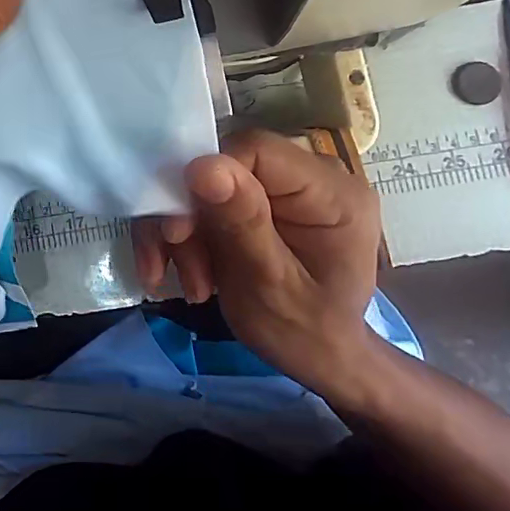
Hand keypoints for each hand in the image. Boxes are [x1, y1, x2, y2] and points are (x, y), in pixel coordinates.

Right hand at [132, 129, 384, 394]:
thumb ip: (243, 225)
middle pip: (226, 165)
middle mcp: (313, 174)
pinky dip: (191, 237)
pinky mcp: (264, 198)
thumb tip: (202, 165)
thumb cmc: (307, 334)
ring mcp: (289, 185)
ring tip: (192, 286)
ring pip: (209, 183)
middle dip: (190, 217)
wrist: (321, 360)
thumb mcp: (272, 288)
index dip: (207, 180)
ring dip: (185, 235)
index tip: (180, 232)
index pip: (255, 150)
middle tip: (176, 269)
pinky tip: (189, 276)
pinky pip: (213, 199)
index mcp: (333, 191)